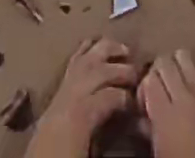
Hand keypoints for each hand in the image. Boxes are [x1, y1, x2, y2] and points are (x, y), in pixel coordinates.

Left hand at [26, 38, 138, 157]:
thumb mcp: (92, 157)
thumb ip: (112, 141)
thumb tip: (136, 128)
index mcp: (77, 117)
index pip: (107, 96)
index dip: (128, 99)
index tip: (143, 107)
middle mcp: (65, 99)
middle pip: (94, 70)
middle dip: (119, 68)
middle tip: (140, 75)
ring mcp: (56, 97)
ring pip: (80, 62)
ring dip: (102, 52)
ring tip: (123, 49)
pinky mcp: (52, 101)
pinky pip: (68, 67)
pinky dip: (83, 53)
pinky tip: (94, 47)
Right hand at [139, 50, 194, 157]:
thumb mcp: (158, 150)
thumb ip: (149, 128)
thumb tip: (140, 117)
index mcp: (163, 111)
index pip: (148, 79)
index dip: (143, 85)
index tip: (144, 99)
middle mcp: (180, 97)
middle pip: (164, 63)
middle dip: (158, 68)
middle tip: (157, 82)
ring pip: (185, 61)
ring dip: (178, 62)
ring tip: (175, 71)